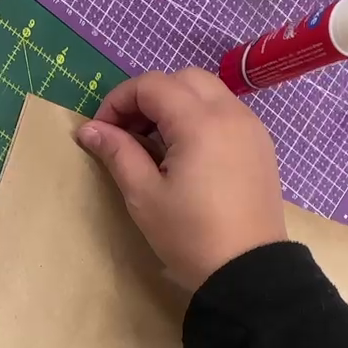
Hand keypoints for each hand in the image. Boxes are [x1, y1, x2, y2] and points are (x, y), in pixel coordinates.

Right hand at [73, 68, 287, 292]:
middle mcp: (230, 112)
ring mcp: (250, 126)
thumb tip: (88, 129)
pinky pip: (224, 112)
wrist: (245, 268)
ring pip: (206, 91)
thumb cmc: (188, 234)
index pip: (152, 85)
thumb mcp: (143, 195)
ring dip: (173, 105)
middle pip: (181, 78)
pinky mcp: (259, 144)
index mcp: (199, 122)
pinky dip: (197, 118)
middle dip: (147, 97)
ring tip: (153, 145)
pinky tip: (183, 155)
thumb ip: (117, 153)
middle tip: (126, 134)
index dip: (118, 101)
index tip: (102, 132)